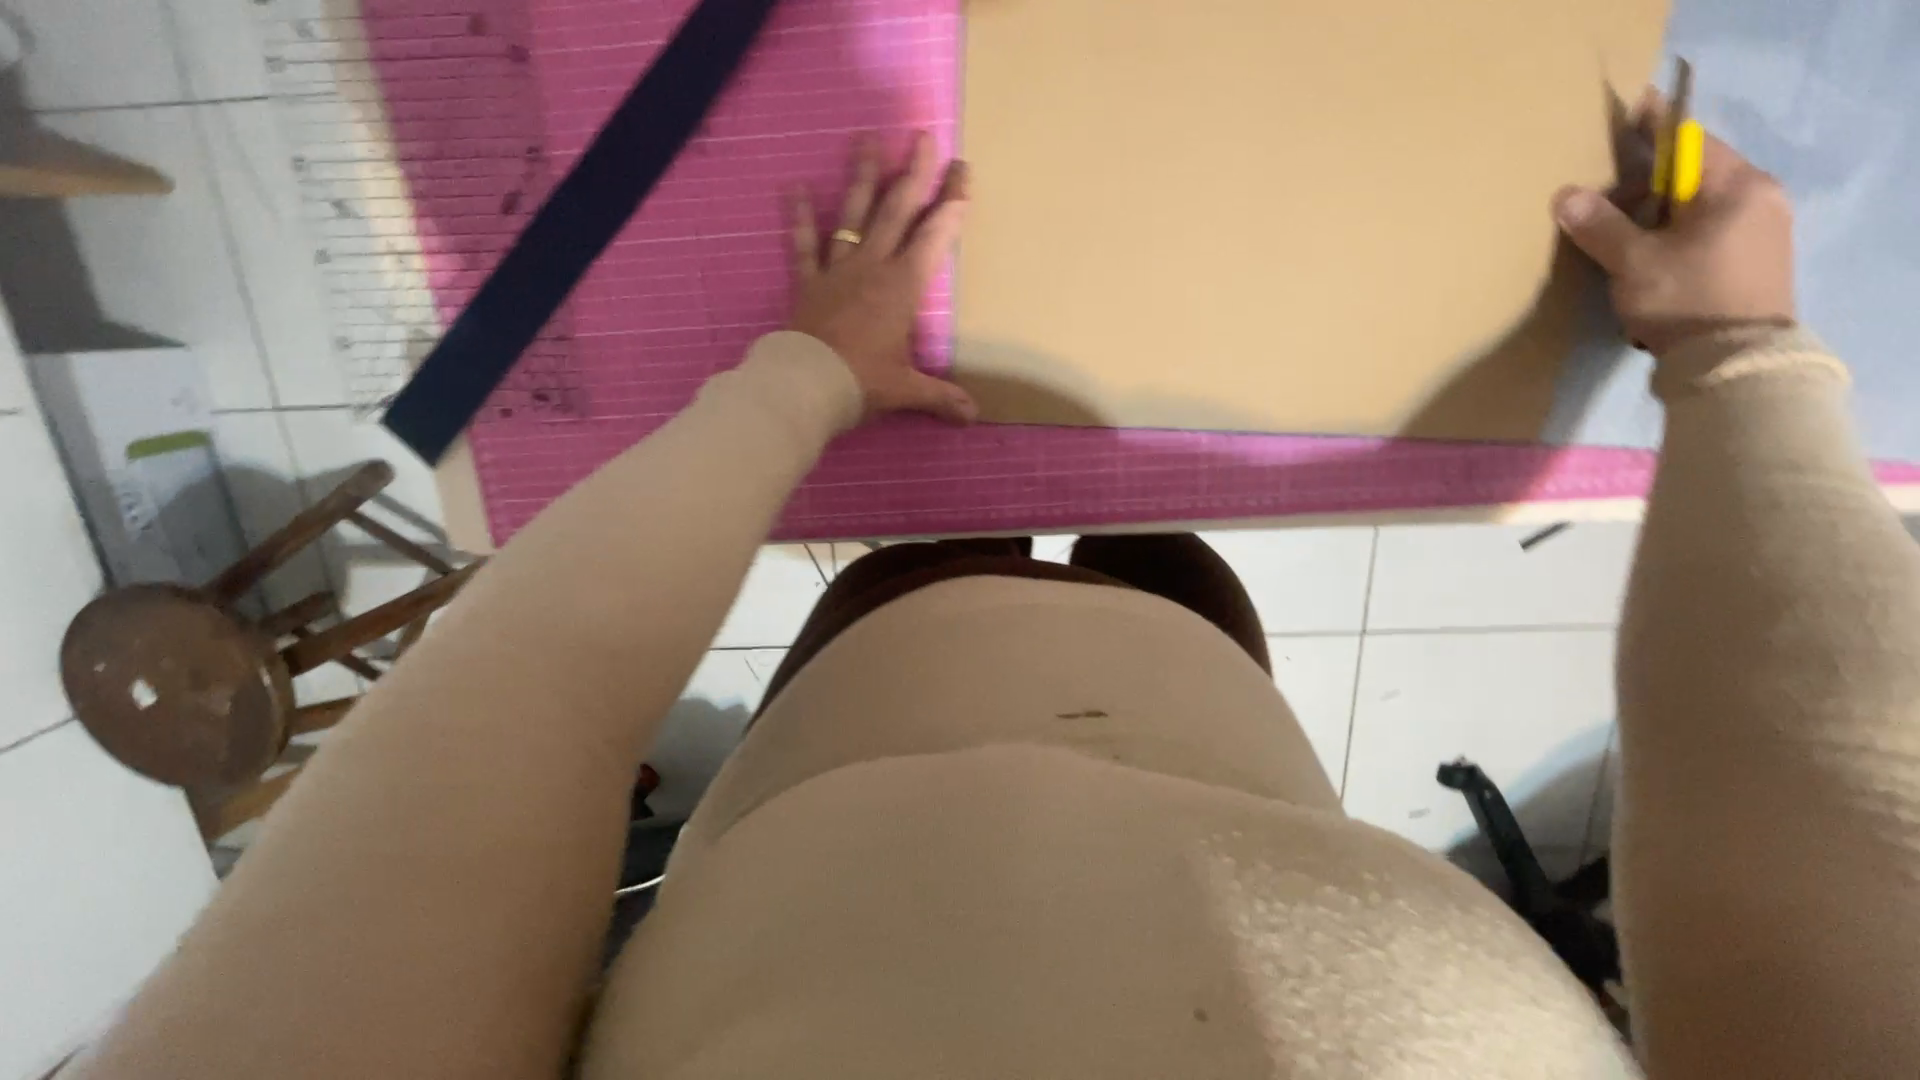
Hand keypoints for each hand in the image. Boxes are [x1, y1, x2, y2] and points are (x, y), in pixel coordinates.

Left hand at [788, 133, 977, 424]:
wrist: (807, 385)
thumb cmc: (863, 382)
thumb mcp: (906, 390)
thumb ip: (939, 397)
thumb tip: (972, 416)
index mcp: (903, 287)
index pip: (934, 236)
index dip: (951, 203)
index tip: (962, 170)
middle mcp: (874, 267)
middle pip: (897, 210)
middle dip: (914, 172)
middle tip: (923, 136)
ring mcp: (839, 269)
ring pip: (854, 215)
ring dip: (863, 177)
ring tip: (868, 138)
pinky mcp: (808, 281)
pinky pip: (803, 244)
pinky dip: (798, 217)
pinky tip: (793, 187)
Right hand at [1552, 93, 1796, 358]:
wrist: (1733, 361)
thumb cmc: (1685, 300)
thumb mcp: (1633, 262)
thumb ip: (1600, 226)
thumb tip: (1565, 195)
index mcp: (1736, 187)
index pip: (1689, 142)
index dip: (1653, 130)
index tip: (1624, 115)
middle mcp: (1760, 197)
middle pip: (1695, 173)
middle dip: (1649, 179)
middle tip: (1604, 192)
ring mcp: (1763, 229)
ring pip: (1701, 204)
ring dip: (1660, 210)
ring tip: (1619, 229)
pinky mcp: (1755, 259)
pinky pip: (1709, 228)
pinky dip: (1675, 231)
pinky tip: (1649, 252)